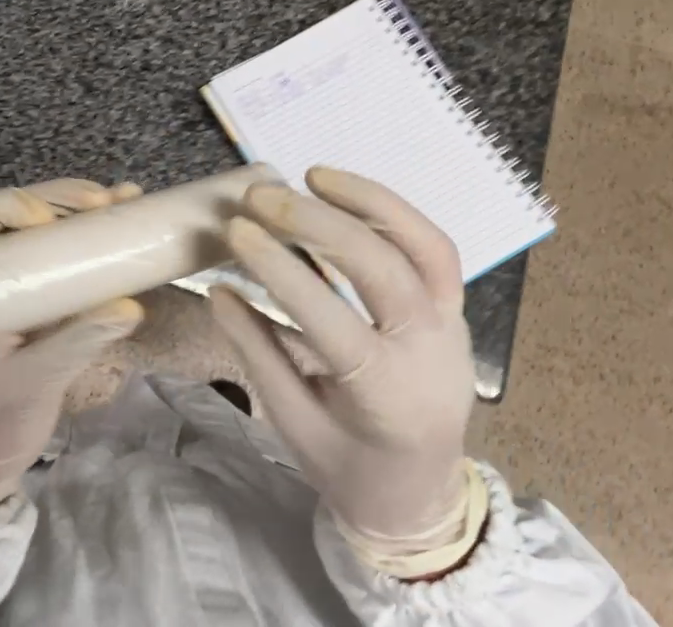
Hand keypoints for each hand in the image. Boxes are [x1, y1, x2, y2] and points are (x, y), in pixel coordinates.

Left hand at [0, 179, 144, 505]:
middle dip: (61, 200)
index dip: (11, 207)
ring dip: (83, 216)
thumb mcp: (34, 382)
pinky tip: (126, 224)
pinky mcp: (40, 300)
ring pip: (45, 234)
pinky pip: (65, 262)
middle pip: (18, 217)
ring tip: (127, 200)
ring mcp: (15, 286)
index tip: (49, 221)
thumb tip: (129, 307)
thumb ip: (76, 343)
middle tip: (105, 201)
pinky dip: (93, 244)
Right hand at [211, 168, 478, 574]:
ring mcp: (452, 326)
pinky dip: (388, 214)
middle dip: (318, 224)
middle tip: (261, 197)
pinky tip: (341, 194)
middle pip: (384, 269)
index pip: (332, 319)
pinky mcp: (453, 309)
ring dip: (368, 202)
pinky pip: (431, 250)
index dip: (281, 270)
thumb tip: (219, 291)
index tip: (237, 231)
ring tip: (312, 175)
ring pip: (425, 247)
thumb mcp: (292, 422)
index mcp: (387, 395)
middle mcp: (431, 352)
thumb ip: (257, 353)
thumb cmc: (349, 465)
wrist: (422, 496)